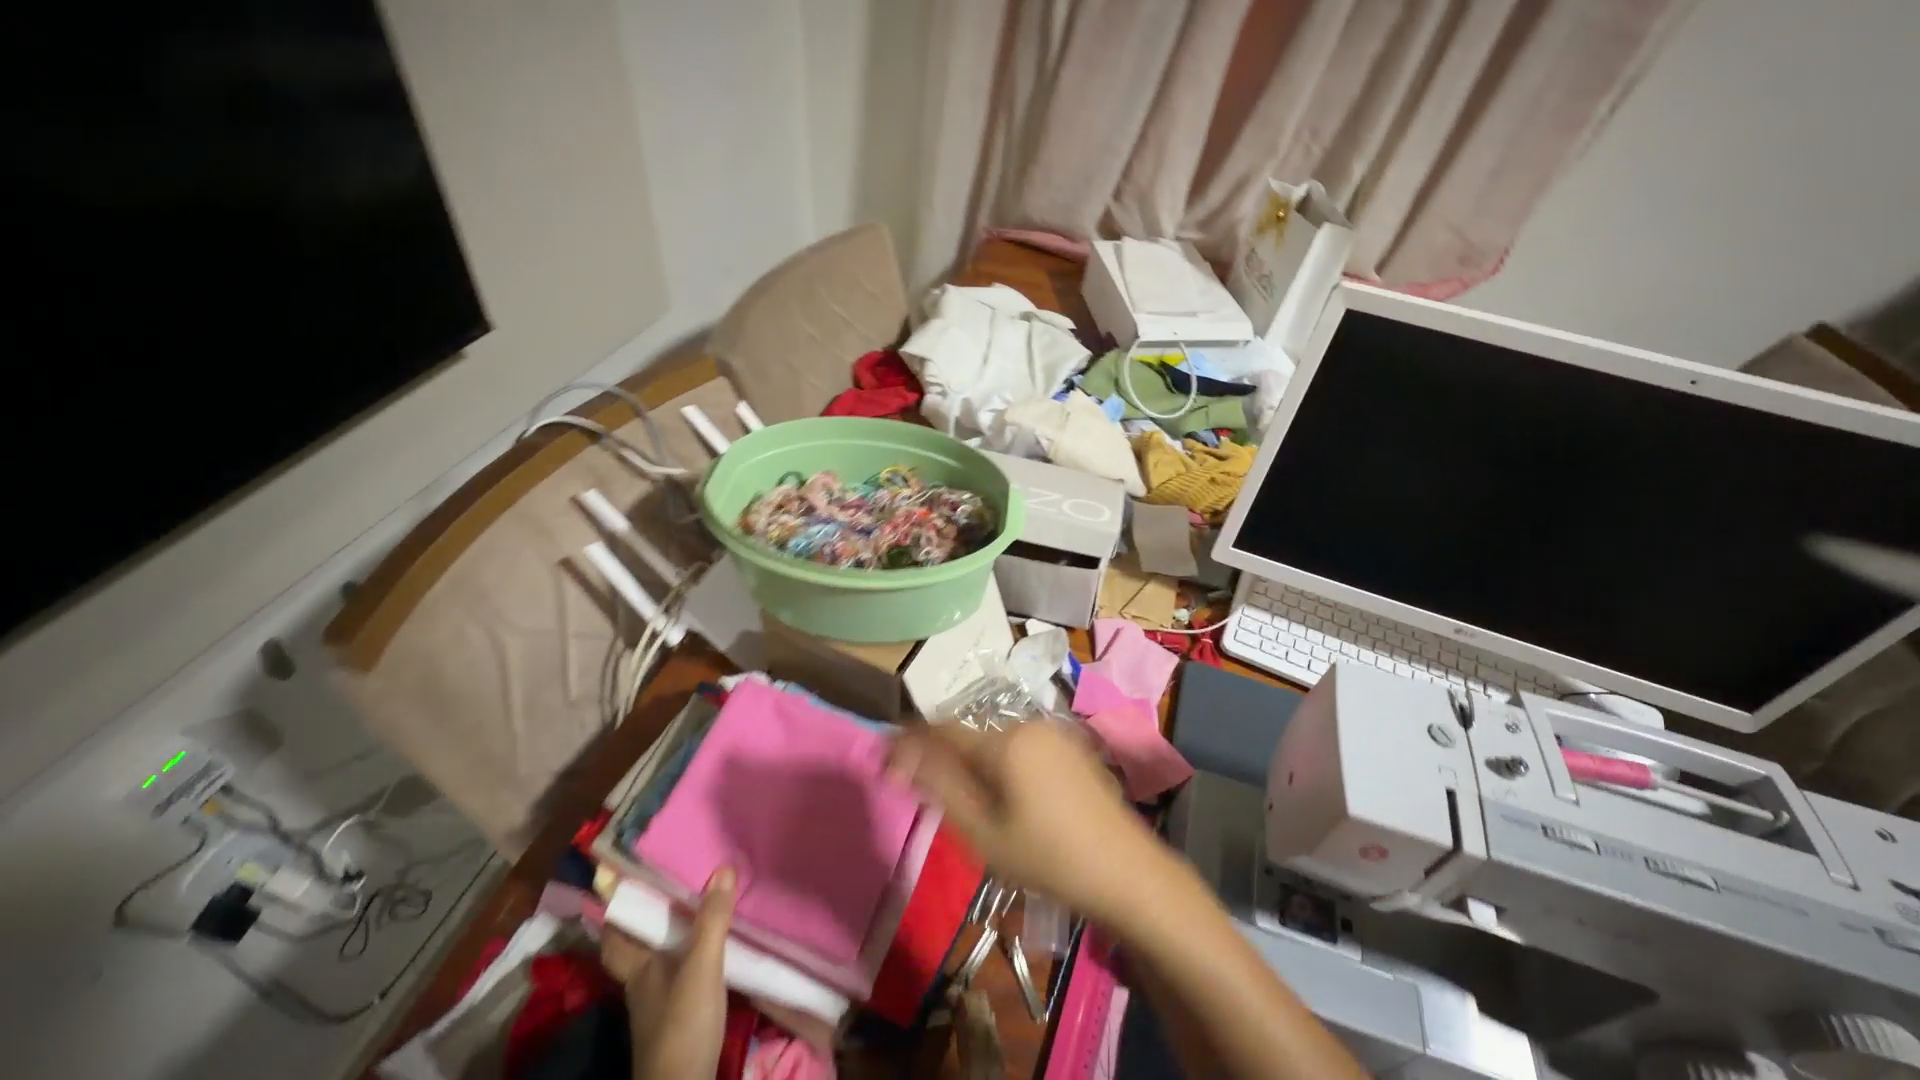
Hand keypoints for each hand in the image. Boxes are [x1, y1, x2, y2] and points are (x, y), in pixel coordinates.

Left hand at [602, 868, 735, 1078]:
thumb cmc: (682, 1021)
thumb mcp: (701, 964)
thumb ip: (711, 919)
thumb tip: (723, 868)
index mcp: (636, 968)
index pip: (614, 937)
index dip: (615, 914)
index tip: (626, 886)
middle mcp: (641, 985)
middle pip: (636, 950)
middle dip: (648, 926)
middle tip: (670, 897)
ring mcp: (658, 1007)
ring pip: (658, 966)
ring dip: (672, 944)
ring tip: (696, 918)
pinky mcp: (677, 1023)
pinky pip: (678, 982)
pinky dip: (689, 967)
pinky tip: (709, 961)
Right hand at [887, 721, 1162, 922]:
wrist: (1128, 874)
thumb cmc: (1049, 858)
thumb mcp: (983, 831)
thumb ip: (939, 787)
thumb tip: (900, 757)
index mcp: (1006, 740)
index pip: (941, 730)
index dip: (908, 744)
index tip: (884, 766)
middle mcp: (1031, 724)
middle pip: (969, 735)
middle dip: (941, 758)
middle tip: (923, 796)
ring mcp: (1058, 735)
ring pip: (996, 743)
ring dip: (972, 766)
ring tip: (962, 806)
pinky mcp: (1074, 751)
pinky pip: (1022, 750)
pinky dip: (1001, 768)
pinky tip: (1004, 803)